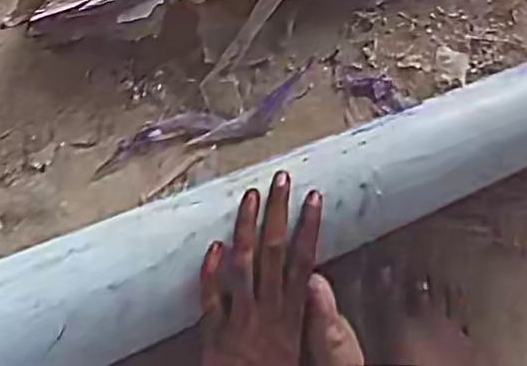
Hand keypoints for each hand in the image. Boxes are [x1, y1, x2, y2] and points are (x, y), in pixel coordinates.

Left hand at [199, 171, 323, 365]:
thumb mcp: (303, 354)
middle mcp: (267, 314)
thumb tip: (316, 282)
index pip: (303, 261)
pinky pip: (209, 302)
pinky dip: (210, 274)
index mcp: (292, 318)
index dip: (309, 227)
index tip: (314, 196)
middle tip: (282, 178)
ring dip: (246, 228)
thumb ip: (310, 318)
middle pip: (274, 253)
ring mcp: (239, 324)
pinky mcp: (213, 340)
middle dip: (278, 212)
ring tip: (250, 195)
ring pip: (242, 267)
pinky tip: (213, 246)